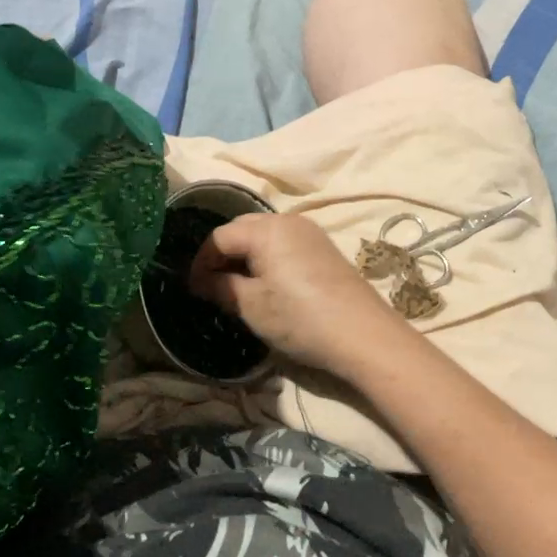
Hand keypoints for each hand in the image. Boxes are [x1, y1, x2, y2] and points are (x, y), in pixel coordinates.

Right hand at [187, 213, 411, 378]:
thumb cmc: (300, 318)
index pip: (219, 236)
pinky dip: (268, 258)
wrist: (364, 336)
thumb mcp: (252, 306)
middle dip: (222, 254)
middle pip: (242, 229)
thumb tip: (200, 280)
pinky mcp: (324, 248)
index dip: (201, 261)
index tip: (192, 288)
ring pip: (264, 235)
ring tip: (238, 287)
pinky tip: (268, 284)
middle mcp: (287, 220)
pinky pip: (284, 243)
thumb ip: (220, 288)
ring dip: (246, 256)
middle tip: (212, 286)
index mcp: (266, 229)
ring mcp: (310, 232)